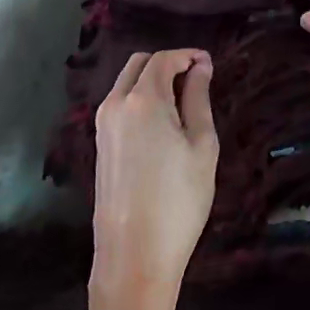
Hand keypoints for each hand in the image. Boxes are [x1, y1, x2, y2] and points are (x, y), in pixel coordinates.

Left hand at [91, 50, 218, 309]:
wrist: (134, 254)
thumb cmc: (179, 198)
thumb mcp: (202, 145)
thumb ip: (198, 99)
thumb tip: (201, 67)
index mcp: (142, 100)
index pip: (163, 59)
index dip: (188, 55)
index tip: (210, 63)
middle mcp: (114, 105)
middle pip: (139, 64)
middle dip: (168, 63)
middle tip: (197, 79)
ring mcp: (101, 125)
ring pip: (126, 83)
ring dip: (152, 81)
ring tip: (184, 101)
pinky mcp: (99, 145)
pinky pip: (119, 105)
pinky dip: (140, 99)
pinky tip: (163, 122)